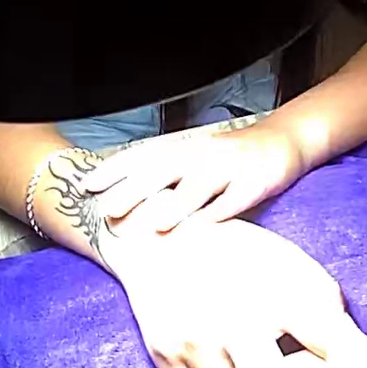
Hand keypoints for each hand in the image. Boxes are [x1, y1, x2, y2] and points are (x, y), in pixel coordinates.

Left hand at [83, 121, 310, 232]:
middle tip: (108, 211)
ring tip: (154, 224)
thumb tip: (117, 194)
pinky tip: (207, 226)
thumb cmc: (225, 157)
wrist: (280, 141)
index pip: (141, 156)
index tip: (86, 186)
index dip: (114, 170)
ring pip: (199, 185)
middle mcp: (201, 154)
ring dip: (176, 204)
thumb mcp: (189, 159)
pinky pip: (237, 198)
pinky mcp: (256, 181)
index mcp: (181, 148)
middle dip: (134, 190)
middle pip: (162, 171)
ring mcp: (229, 166)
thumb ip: (160, 175)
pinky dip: (222, 210)